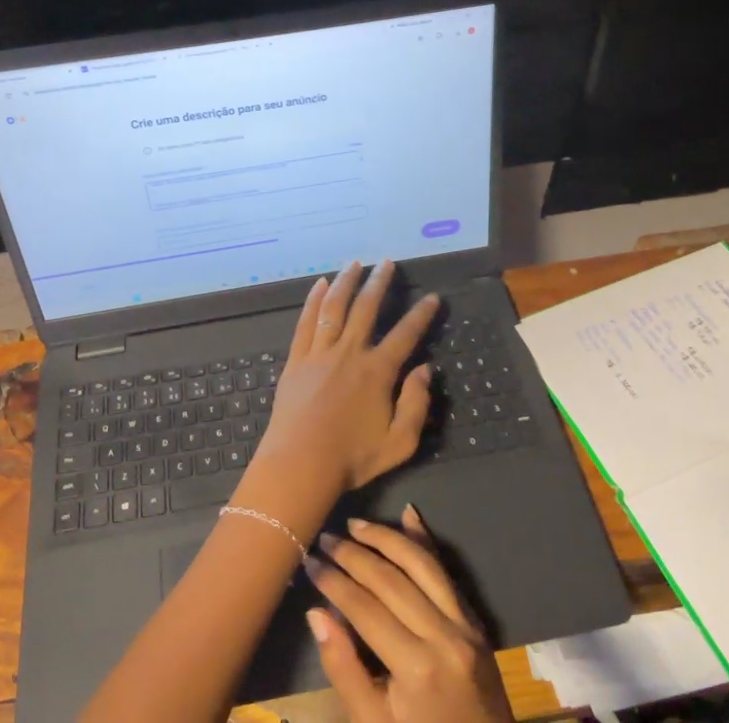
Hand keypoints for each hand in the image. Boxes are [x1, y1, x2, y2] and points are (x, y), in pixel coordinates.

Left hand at [253, 261, 438, 493]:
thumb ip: (417, 404)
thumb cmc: (352, 458)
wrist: (299, 465)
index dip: (421, 314)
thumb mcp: (400, 442)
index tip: (432, 297)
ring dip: (346, 282)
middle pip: (366, 309)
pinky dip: (314, 300)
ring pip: (334, 307)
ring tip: (355, 264)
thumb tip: (425, 369)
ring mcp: (319, 354)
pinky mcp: (296, 360)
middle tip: (388, 263)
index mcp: (378, 372)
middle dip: (380, 283)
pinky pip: (306, 322)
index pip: (405, 334)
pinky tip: (320, 285)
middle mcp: (349, 353)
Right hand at [303, 506, 512, 722]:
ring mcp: (466, 625)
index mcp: (415, 666)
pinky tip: (410, 516)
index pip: (365, 607)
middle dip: (354, 555)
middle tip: (325, 538)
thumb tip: (317, 613)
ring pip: (423, 564)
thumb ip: (344, 669)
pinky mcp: (477, 622)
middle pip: (393, 579)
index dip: (333, 581)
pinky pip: (448, 574)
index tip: (309, 561)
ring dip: (387, 539)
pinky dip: (427, 542)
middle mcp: (444, 635)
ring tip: (356, 525)